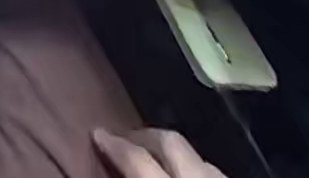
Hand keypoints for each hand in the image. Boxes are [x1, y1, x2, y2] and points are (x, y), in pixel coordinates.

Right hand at [93, 128, 229, 177]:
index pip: (138, 160)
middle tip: (124, 139)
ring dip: (171, 150)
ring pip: (196, 153)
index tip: (97, 134)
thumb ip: (140, 175)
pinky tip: (187, 175)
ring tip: (154, 156)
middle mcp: (199, 176)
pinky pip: (211, 170)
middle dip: (144, 135)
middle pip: (170, 141)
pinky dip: (194, 167)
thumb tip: (116, 169)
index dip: (115, 146)